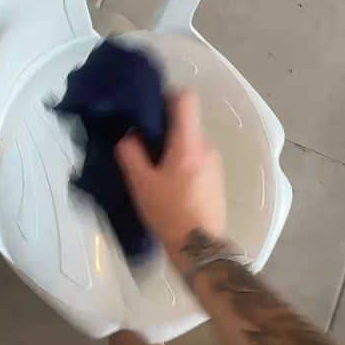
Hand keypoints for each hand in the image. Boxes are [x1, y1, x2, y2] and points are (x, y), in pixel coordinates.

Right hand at [116, 92, 227, 267]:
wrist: (201, 248)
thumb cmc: (170, 212)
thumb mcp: (142, 184)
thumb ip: (131, 154)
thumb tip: (129, 135)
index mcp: (189, 144)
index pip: (186, 100)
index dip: (168, 96)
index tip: (149, 107)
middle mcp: (206, 147)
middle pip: (187, 121)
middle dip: (165, 125)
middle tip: (142, 139)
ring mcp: (214, 162)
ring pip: (191, 139)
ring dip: (174, 144)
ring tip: (154, 162)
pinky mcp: (216, 177)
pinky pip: (197, 155)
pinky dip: (183, 158)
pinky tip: (168, 179)